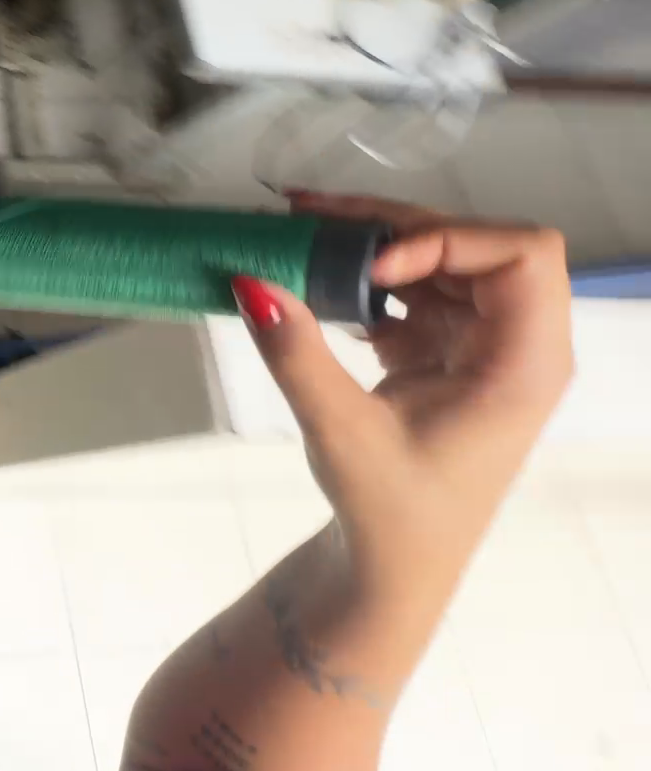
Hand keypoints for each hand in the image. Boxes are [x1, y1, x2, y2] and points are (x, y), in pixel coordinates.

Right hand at [232, 194, 573, 594]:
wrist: (394, 556)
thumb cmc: (389, 504)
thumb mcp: (337, 428)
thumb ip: (294, 353)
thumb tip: (248, 281)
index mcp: (522, 361)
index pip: (522, 257)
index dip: (446, 242)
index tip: (368, 270)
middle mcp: (510, 342)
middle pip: (474, 247)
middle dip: (392, 225)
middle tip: (305, 214)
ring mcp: (472, 346)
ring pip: (436, 264)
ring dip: (369, 244)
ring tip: (296, 232)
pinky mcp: (434, 354)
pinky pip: (405, 293)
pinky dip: (356, 277)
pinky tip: (307, 278)